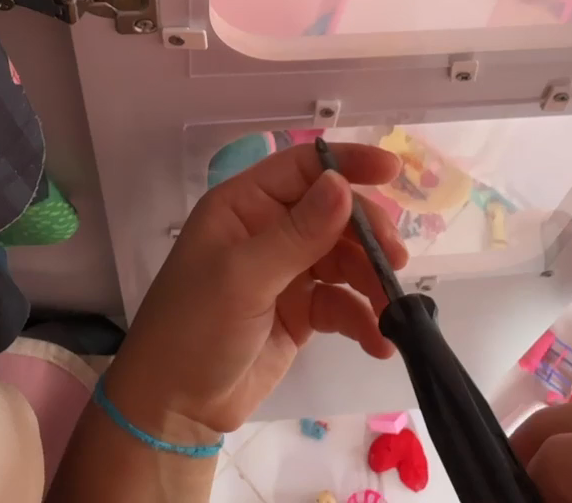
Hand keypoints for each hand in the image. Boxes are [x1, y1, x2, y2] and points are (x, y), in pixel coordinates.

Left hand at [105, 142, 409, 438]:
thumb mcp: (242, 277)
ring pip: (345, 258)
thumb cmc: (193, 327)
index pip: (303, 167)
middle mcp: (269, 229)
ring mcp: (287, 270)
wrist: (175, 407)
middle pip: (333, 212)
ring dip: (372, 279)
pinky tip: (380, 342)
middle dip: (368, 232)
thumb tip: (342, 184)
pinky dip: (364, 318)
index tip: (392, 171)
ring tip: (392, 311)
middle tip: (396, 259)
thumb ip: (296, 234)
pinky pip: (343, 302)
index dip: (346, 163)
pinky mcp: (301, 311)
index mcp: (246, 205)